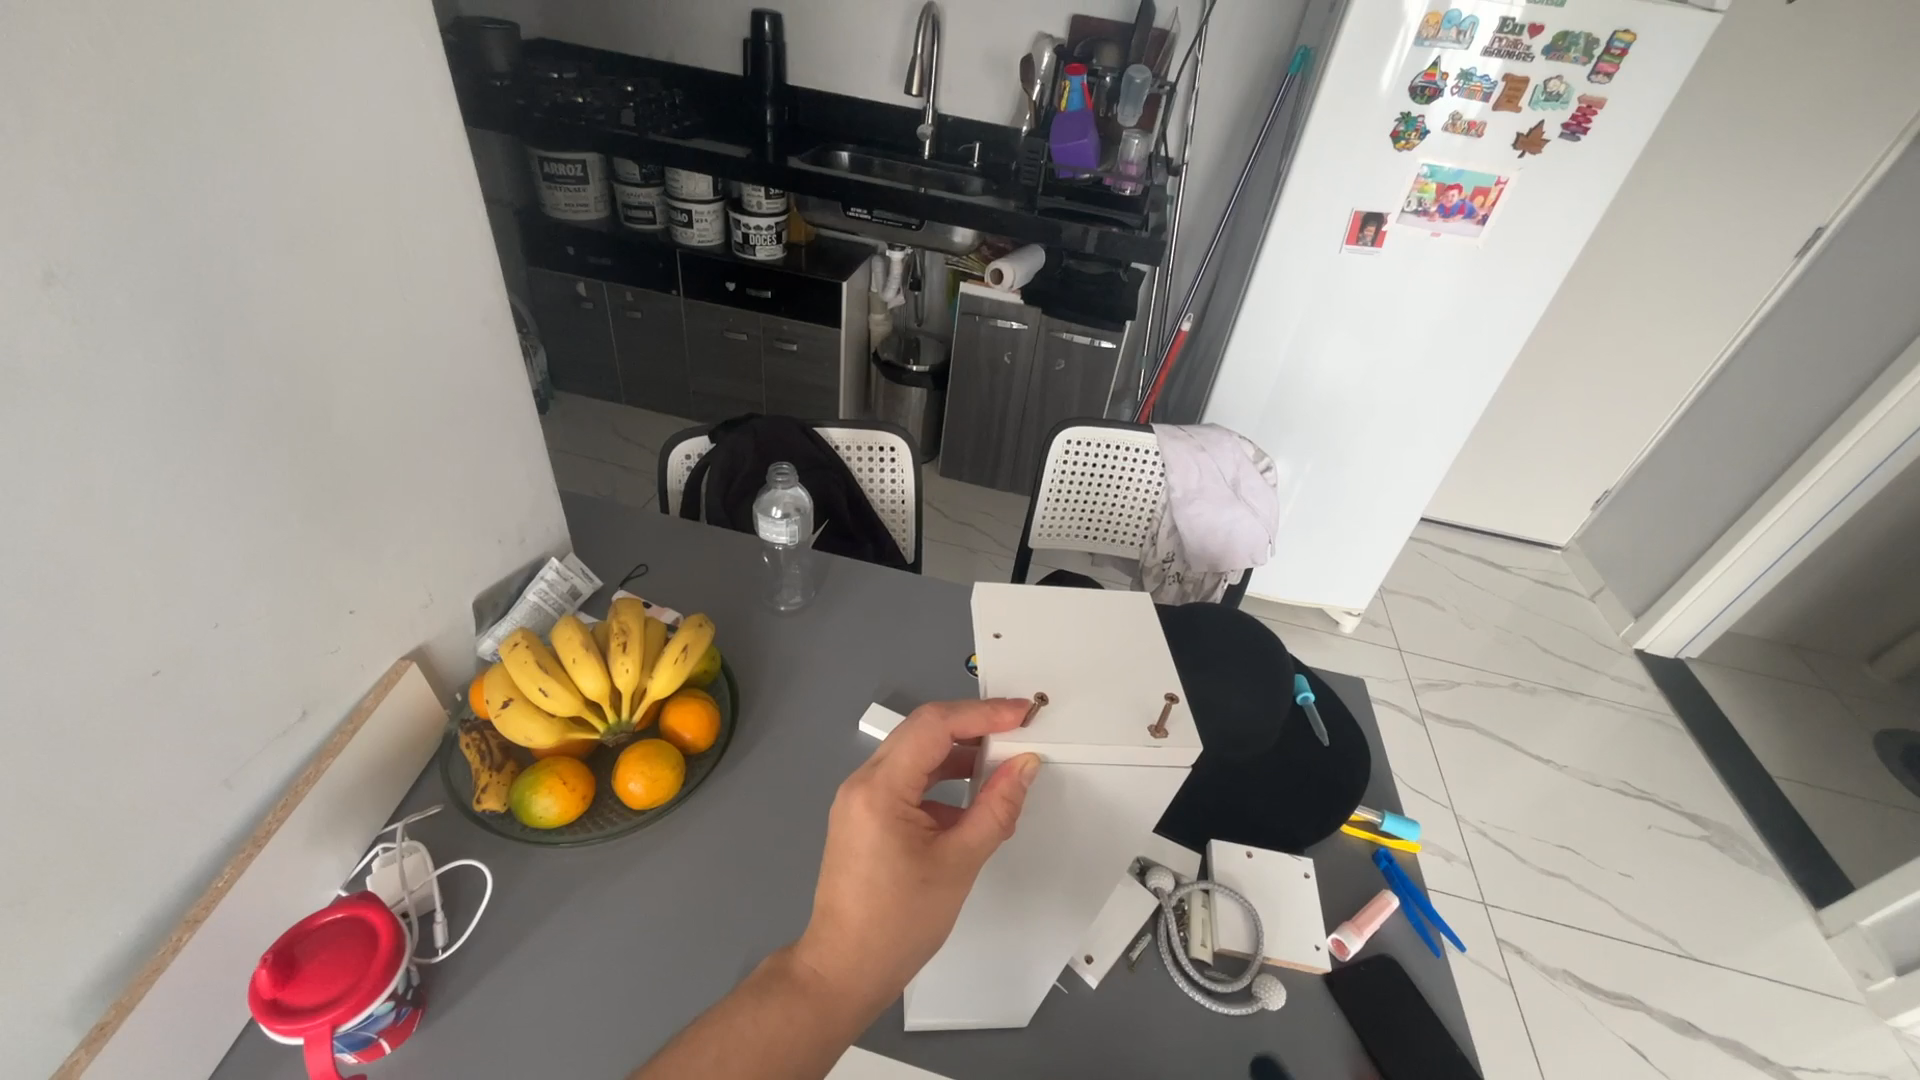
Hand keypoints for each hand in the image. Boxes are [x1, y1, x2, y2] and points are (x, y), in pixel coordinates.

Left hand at [792, 699, 1041, 1011]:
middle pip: (922, 731)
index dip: (982, 714)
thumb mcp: (959, 863)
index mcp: (880, 788)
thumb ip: (996, 808)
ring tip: (1001, 760)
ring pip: (915, 754)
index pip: (934, 726)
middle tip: (1017, 729)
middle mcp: (863, 781)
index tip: (1023, 714)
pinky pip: (907, 780)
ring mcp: (860, 797)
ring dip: (957, 753)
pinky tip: (972, 797)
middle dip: (972, 726)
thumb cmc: (899, 922)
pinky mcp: (865, 814)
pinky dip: (941, 780)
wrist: (844, 970)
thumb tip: (1025, 766)